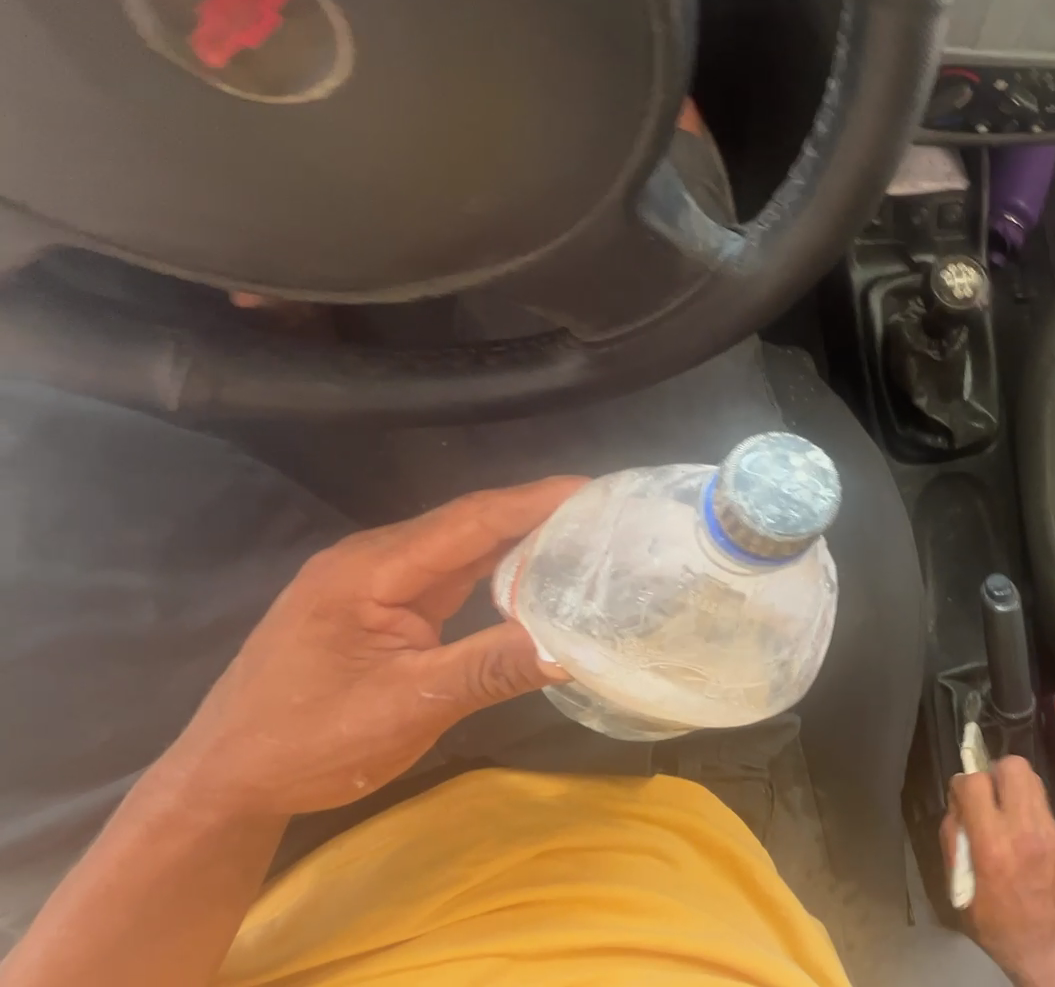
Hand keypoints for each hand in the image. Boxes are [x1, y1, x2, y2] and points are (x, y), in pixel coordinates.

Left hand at [153, 476, 588, 819]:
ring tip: (590, 536)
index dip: (538, 501)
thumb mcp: (407, 708)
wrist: (221, 786)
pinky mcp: (385, 602)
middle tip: (610, 515)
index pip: (472, 521)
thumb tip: (575, 648)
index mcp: (370, 570)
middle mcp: (374, 559)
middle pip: (473, 522)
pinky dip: (503, 567)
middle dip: (542, 512)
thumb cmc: (306, 744)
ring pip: (467, 544)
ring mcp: (377, 580)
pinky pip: (455, 571)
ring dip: (527, 537)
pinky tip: (541, 572)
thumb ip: (492, 669)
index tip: (599, 491)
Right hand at [943, 756, 1054, 986]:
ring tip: (1006, 810)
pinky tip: (1025, 838)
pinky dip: (1030, 812)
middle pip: (1011, 766)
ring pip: (1032, 779)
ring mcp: (1051, 831)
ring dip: (1014, 786)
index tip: (960, 796)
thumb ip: (954, 842)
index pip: (974, 784)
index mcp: (992, 846)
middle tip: (988, 794)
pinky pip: (1043, 807)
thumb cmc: (998, 927)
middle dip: (994, 772)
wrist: (1052, 952)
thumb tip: (957, 807)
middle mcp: (1024, 830)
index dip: (961, 783)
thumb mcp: (961, 891)